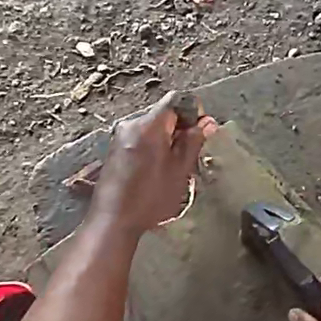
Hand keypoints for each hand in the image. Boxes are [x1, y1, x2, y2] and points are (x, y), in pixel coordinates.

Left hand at [87, 92, 216, 237]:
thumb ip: (194, 142)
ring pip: (153, 128)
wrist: (114, 220)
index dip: (193, 113)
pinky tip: (156, 171)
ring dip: (167, 140)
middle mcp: (131, 124)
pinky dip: (154, 148)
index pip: (177, 100)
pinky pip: (141, 138)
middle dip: (181, 129)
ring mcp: (120, 136)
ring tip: (173, 167)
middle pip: (164, 114)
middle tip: (190, 155)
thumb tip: (207, 123)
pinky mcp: (115, 150)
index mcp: (149, 125)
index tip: (200, 134)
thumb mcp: (180, 170)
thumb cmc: (150, 197)